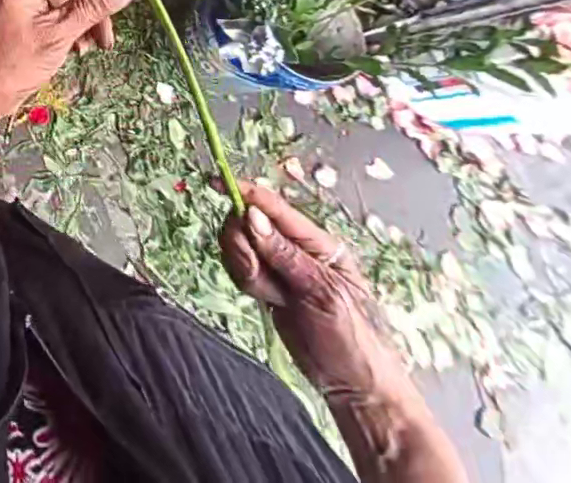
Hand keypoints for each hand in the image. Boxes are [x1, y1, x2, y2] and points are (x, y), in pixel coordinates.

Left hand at [0, 0, 138, 120]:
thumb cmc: (13, 65)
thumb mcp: (59, 36)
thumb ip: (92, 9)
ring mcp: (16, 4)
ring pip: (62, 1)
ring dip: (86, 19)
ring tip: (103, 42)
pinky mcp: (18, 20)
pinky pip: (51, 15)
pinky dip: (70, 28)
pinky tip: (82, 48)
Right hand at [218, 182, 418, 408]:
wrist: (355, 387)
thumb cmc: (353, 340)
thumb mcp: (323, 294)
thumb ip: (284, 254)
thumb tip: (251, 215)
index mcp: (319, 243)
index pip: (275, 208)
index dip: (245, 192)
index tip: (215, 182)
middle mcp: (296, 248)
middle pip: (247, 223)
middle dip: (243, 244)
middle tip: (256, 271)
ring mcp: (279, 265)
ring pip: (238, 244)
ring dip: (244, 267)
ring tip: (270, 294)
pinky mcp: (266, 281)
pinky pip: (238, 265)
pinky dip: (243, 279)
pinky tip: (266, 298)